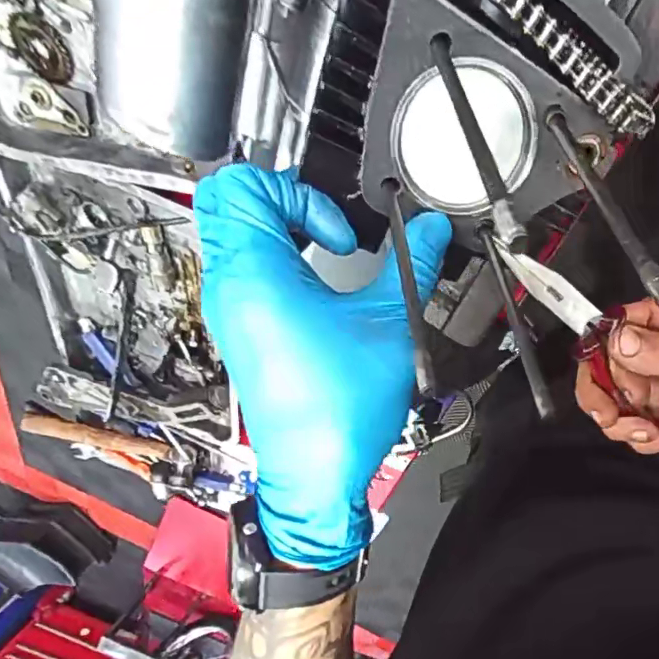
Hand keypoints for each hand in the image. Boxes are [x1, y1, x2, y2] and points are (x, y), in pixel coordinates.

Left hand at [196, 165, 450, 568]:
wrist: (317, 473)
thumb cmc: (339, 413)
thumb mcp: (392, 326)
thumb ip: (411, 265)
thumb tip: (427, 231)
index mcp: (257, 275)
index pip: (246, 185)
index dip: (301, 194)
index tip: (339, 233)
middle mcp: (231, 289)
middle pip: (231, 203)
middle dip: (286, 203)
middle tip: (329, 227)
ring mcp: (232, 313)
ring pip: (236, 239)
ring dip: (283, 234)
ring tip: (331, 258)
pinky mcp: (244, 334)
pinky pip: (247, 276)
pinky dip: (280, 266)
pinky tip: (323, 293)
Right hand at [575, 288, 658, 453]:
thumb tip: (620, 340)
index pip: (614, 324)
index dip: (601, 355)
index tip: (606, 384)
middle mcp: (657, 341)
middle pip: (602, 364)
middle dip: (604, 397)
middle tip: (615, 419)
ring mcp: (655, 375)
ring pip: (611, 396)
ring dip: (621, 422)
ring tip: (650, 433)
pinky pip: (629, 419)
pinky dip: (639, 435)